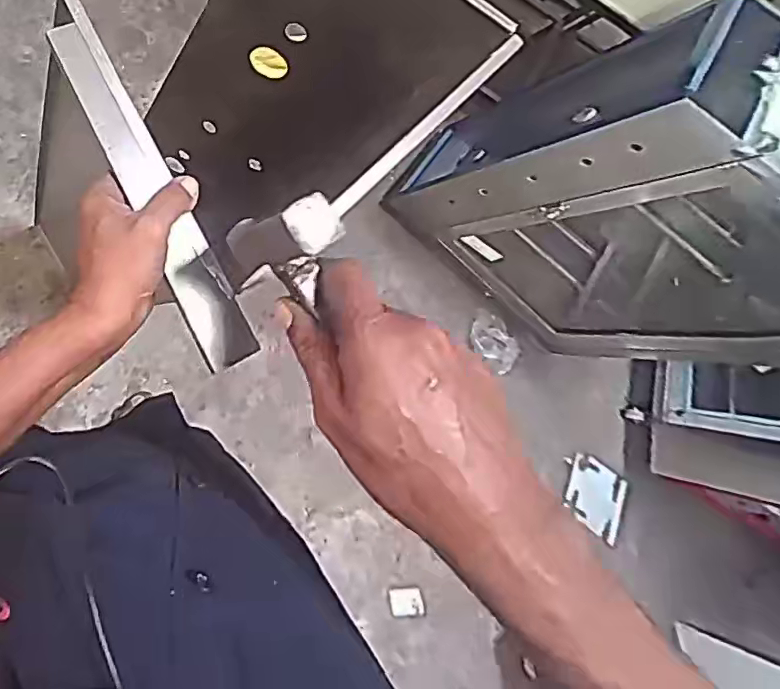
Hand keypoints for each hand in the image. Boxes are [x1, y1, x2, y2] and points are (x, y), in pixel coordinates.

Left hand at [65, 174, 198, 353]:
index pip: (132, 172)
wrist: (109, 316)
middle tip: (165, 222)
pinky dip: (157, 248)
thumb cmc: (115, 277)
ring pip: (147, 221)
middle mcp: (100, 216)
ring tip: (160, 244)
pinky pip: (147, 242)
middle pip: (143, 197)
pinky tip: (158, 259)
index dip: (155, 178)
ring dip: (160, 230)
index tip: (170, 189)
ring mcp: (110, 237)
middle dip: (160, 208)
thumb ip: (172, 200)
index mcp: (99, 199)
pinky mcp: (121, 256)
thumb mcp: (153, 227)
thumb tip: (186, 185)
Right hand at [279, 259, 536, 547]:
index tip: (316, 306)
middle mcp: (416, 329)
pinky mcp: (474, 363)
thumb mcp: (336, 416)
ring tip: (393, 411)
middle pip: (373, 311)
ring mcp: (449, 345)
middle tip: (354, 385)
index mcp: (375, 335)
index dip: (324, 283)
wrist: (486, 506)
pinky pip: (433, 355)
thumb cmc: (410, 471)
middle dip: (358, 338)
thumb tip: (293, 315)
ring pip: (404, 335)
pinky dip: (422, 375)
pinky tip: (423, 417)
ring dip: (391, 359)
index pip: (345, 273)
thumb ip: (312, 354)